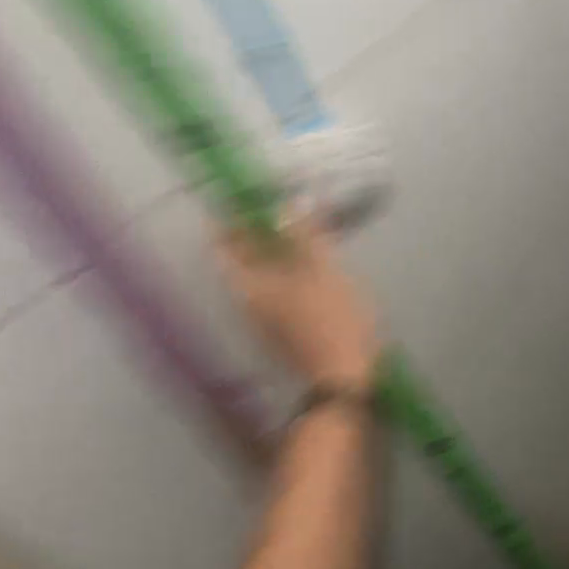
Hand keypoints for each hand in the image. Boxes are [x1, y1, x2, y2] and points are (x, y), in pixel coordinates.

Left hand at [217, 205, 379, 392]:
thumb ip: (306, 236)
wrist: (344, 373)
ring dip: (274, 247)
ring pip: (261, 272)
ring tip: (300, 224)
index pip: (223, 247)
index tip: (242, 195)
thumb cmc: (331, 318)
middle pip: (241, 259)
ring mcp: (266, 316)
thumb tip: (291, 203)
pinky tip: (313, 258)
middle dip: (255, 230)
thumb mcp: (324, 270)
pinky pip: (278, 285)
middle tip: (278, 203)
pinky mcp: (285, 324)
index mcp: (249, 287)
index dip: (228, 220)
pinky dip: (288, 266)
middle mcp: (249, 301)